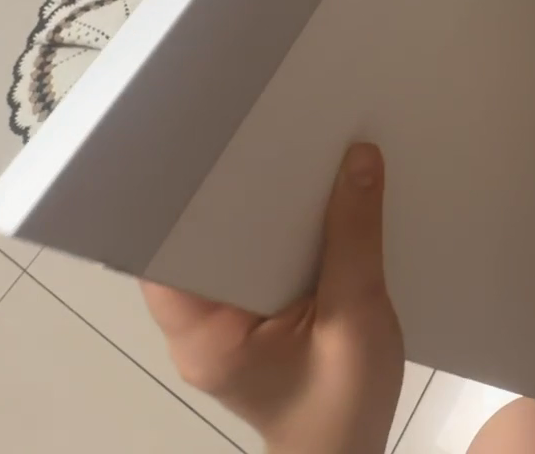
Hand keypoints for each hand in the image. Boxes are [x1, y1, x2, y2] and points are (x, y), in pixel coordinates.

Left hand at [143, 144, 402, 453]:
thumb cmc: (345, 402)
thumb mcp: (356, 316)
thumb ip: (355, 237)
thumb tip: (361, 157)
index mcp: (207, 334)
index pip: (173, 254)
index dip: (192, 197)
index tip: (226, 142)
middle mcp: (202, 325)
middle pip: (206, 241)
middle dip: (240, 189)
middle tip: (275, 131)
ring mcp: (226, 323)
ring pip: (236, 247)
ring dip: (267, 206)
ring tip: (301, 153)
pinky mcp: (254, 318)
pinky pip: (261, 260)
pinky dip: (286, 229)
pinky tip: (318, 197)